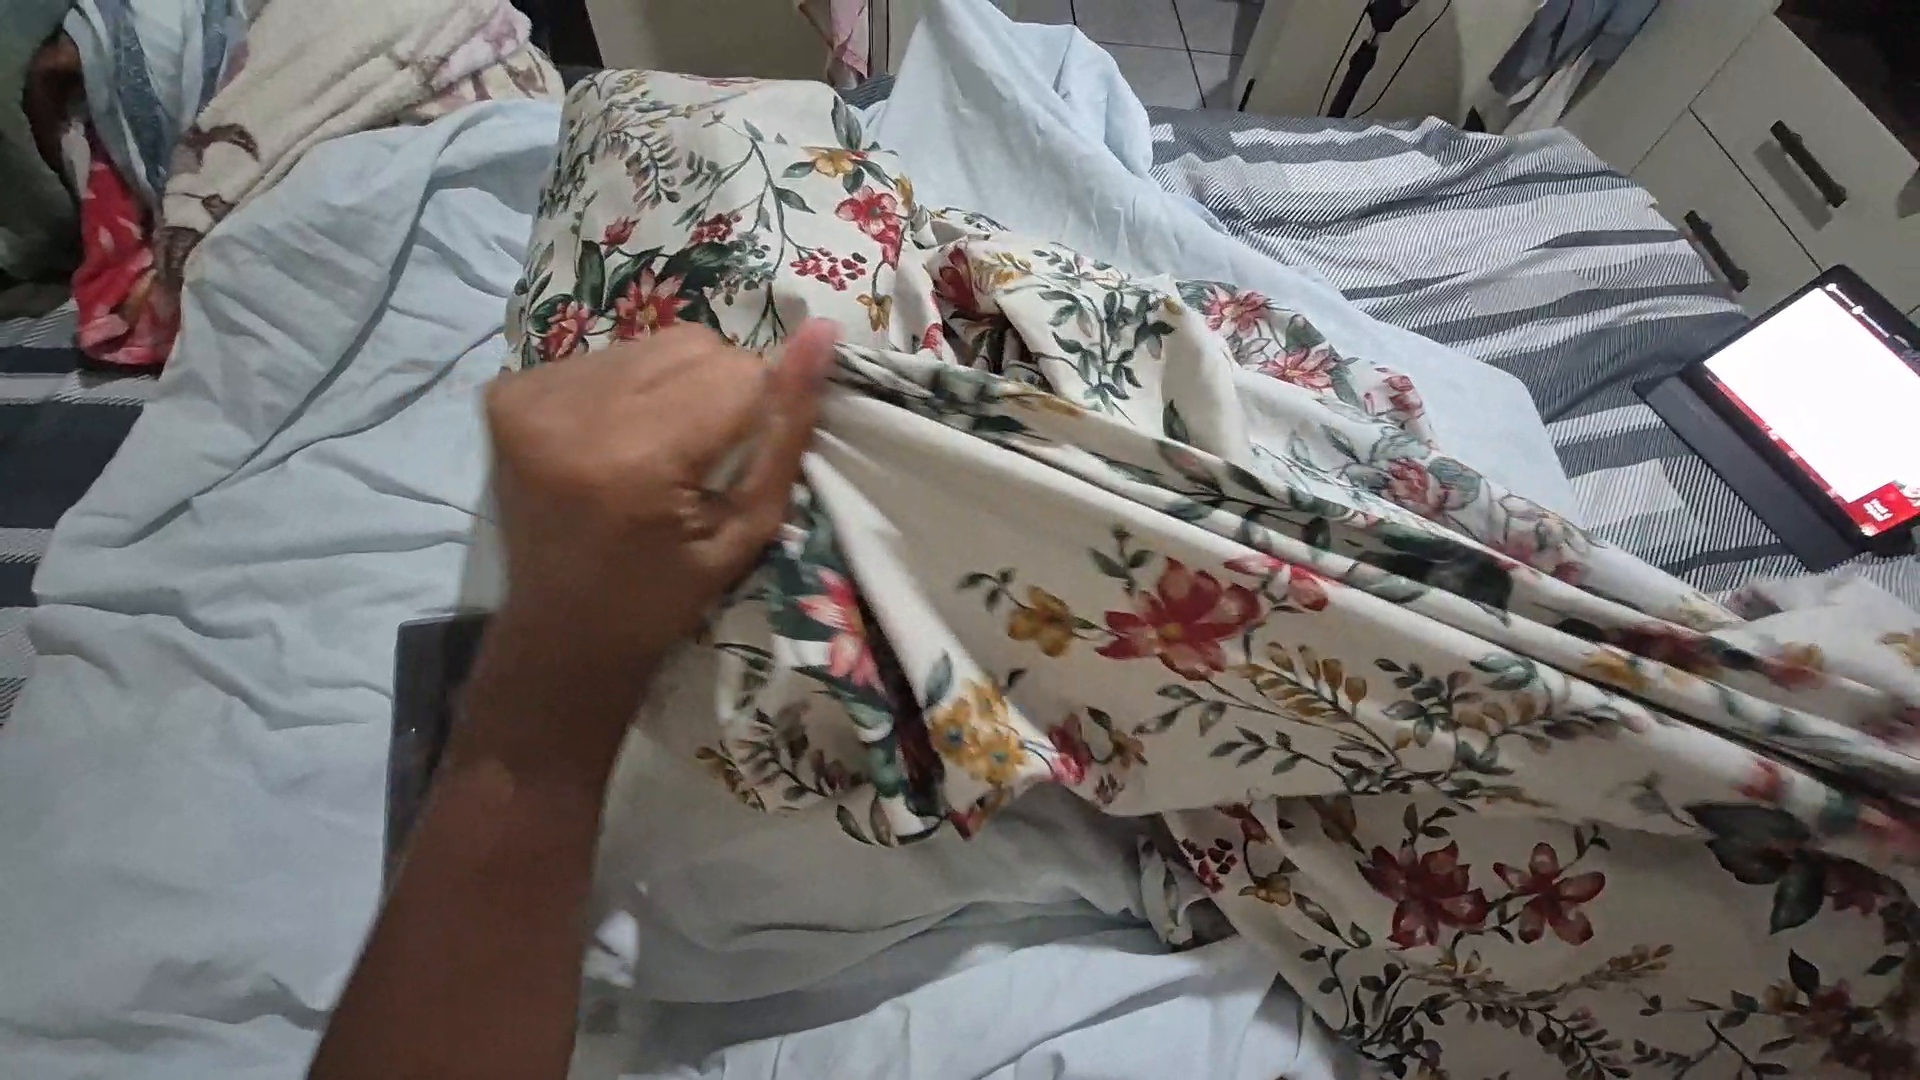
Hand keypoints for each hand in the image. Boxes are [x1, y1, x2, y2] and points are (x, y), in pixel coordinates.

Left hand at [476, 320, 839, 734]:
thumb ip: (785, 432)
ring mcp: (530, 396)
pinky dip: (635, 387)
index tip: (746, 456)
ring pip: (656, 342)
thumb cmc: (668, 594)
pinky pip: (611, 355)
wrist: (563, 631)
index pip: (738, 373)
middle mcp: (572, 413)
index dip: (762, 407)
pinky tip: (623, 439)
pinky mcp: (509, 391)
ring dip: (680, 383)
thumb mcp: (748, 527)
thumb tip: (823, 334)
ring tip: (665, 446)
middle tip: (706, 454)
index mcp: (635, 460)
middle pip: (696, 345)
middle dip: (723, 389)